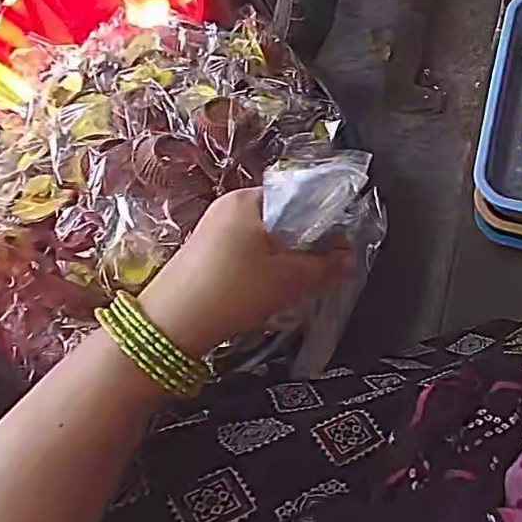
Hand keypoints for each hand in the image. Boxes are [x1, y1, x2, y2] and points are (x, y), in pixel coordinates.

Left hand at [138, 188, 351, 355]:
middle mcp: (230, 204)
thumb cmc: (233, 291)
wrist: (171, 324)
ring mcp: (214, 226)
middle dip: (305, 242)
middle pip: (283, 216)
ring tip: (294, 283)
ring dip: (285, 256)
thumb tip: (350, 257)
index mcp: (249, 198)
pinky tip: (267, 288)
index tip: (339, 247)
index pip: (300, 196)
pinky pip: (247, 248)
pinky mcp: (205, 249)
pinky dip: (263, 264)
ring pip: (266, 235)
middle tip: (320, 269)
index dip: (326, 221)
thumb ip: (325, 266)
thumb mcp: (288, 280)